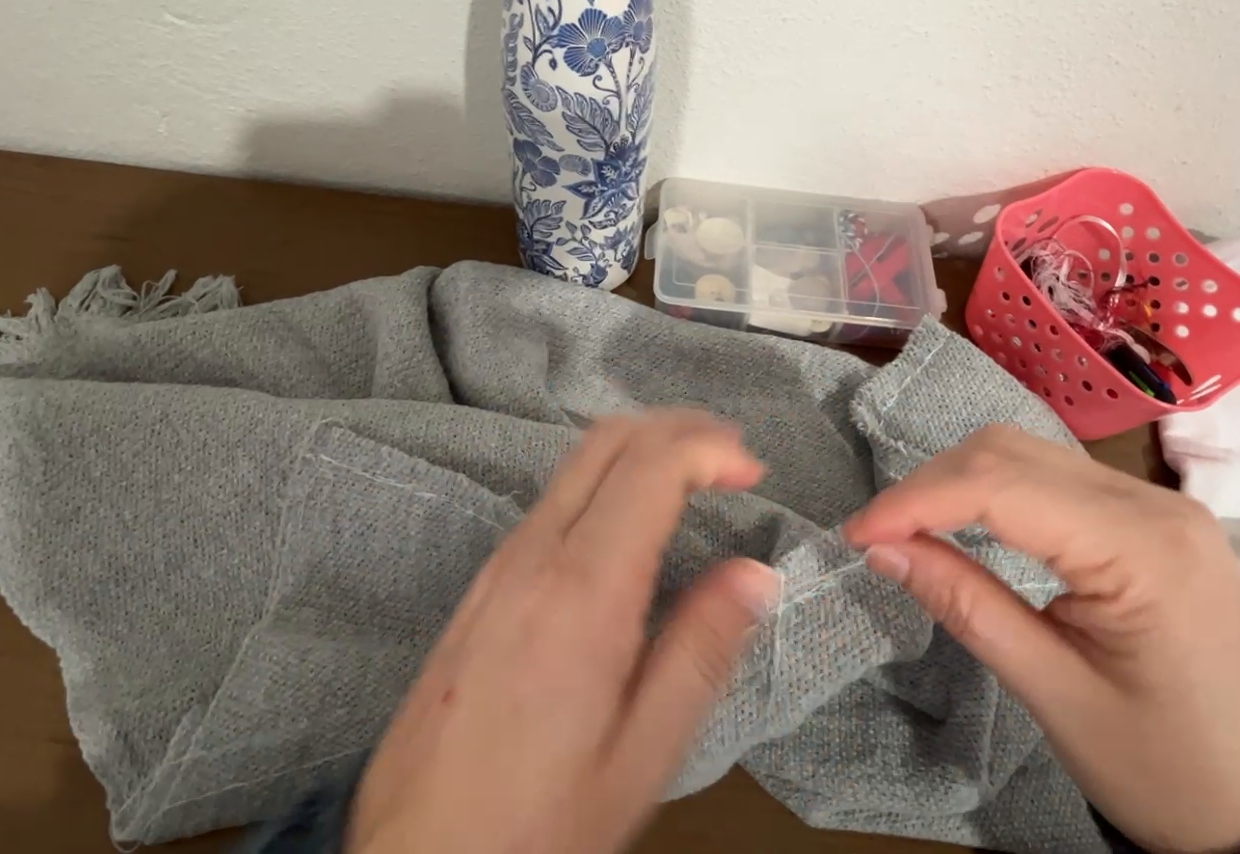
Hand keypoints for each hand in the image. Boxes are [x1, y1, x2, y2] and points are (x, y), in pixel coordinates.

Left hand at [348, 412, 780, 853]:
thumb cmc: (537, 818)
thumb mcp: (643, 751)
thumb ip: (702, 650)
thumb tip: (756, 575)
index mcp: (583, 590)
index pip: (651, 466)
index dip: (711, 448)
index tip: (752, 471)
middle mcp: (533, 556)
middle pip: (608, 439)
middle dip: (678, 426)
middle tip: (729, 452)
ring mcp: (500, 565)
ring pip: (576, 463)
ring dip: (641, 449)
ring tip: (693, 475)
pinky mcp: (483, 584)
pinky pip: (552, 499)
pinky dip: (605, 480)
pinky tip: (630, 519)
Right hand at [843, 425, 1239, 853]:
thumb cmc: (1165, 769)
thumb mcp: (1053, 693)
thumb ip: (965, 605)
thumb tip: (882, 549)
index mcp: (1144, 548)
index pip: (1000, 486)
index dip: (914, 501)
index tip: (856, 536)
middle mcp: (1155, 504)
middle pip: (1010, 453)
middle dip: (930, 486)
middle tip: (878, 538)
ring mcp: (1158, 504)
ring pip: (1027, 454)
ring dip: (956, 483)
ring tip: (909, 531)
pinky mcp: (1151, 518)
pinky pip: (1053, 477)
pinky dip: (992, 491)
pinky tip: (964, 522)